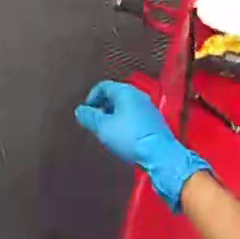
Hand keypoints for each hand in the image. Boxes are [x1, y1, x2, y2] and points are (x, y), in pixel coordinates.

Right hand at [75, 81, 210, 211]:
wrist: (159, 152)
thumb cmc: (129, 136)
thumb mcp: (104, 128)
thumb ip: (90, 117)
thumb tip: (80, 110)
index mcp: (125, 91)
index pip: (104, 86)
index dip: (91, 97)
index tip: (85, 113)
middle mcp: (137, 94)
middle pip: (115, 94)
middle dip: (101, 106)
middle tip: (93, 122)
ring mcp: (147, 106)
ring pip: (124, 105)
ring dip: (112, 115)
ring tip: (105, 130)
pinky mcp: (153, 119)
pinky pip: (133, 114)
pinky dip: (123, 120)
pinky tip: (120, 135)